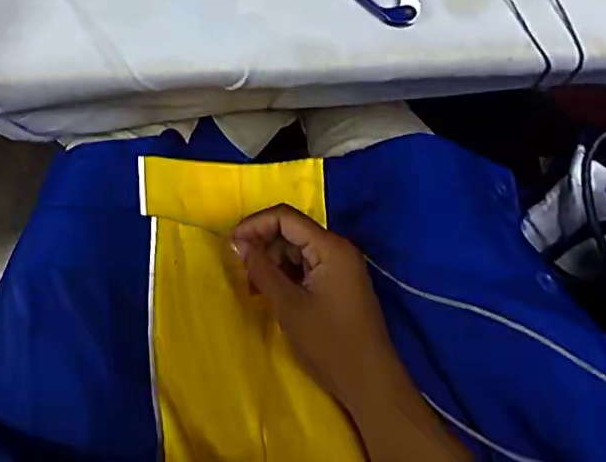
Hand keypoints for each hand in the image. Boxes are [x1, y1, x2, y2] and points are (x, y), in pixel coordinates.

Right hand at [232, 205, 403, 411]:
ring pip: (296, 248)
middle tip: (240, 266)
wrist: (373, 388)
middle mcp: (338, 248)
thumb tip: (238, 244)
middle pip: (291, 231)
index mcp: (330, 247)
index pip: (285, 217)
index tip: (232, 243)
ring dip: (272, 261)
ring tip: (254, 285)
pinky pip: (306, 264)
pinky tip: (272, 292)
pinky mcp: (340, 281)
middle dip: (262, 245)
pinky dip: (286, 273)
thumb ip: (261, 269)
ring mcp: (342, 265)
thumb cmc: (331, 345)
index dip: (255, 224)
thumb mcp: (289, 306)